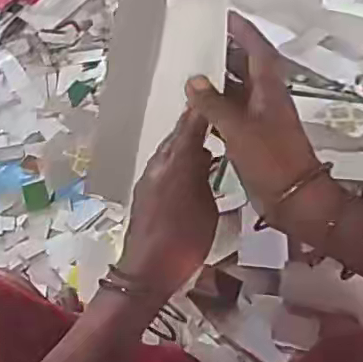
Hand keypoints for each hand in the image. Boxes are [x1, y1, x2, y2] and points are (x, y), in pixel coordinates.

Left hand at [113, 108, 217, 301]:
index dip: (204, 108)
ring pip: (170, 148)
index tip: (218, 92)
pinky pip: (165, 163)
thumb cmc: (184, 242)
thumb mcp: (207, 209)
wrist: (147, 269)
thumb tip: (206, 155)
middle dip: (196, 121)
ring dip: (187, 139)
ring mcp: (149, 177)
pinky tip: (192, 162)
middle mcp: (159, 164)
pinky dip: (178, 157)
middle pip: (178, 134)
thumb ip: (205, 177)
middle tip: (218, 110)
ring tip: (210, 134)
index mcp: (177, 165)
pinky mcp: (144, 190)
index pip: (191, 126)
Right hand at [184, 13, 327, 228]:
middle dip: (227, 52)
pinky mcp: (252, 137)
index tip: (227, 16)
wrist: (294, 198)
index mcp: (269, 90)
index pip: (258, 50)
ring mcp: (259, 119)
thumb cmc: (273, 161)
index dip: (244, 31)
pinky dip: (214, 107)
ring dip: (218, 80)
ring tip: (193, 70)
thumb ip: (214, 103)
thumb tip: (194, 81)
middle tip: (202, 40)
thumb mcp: (238, 128)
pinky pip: (230, 113)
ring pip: (237, 90)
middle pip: (247, 67)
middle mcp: (266, 100)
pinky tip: (197, 108)